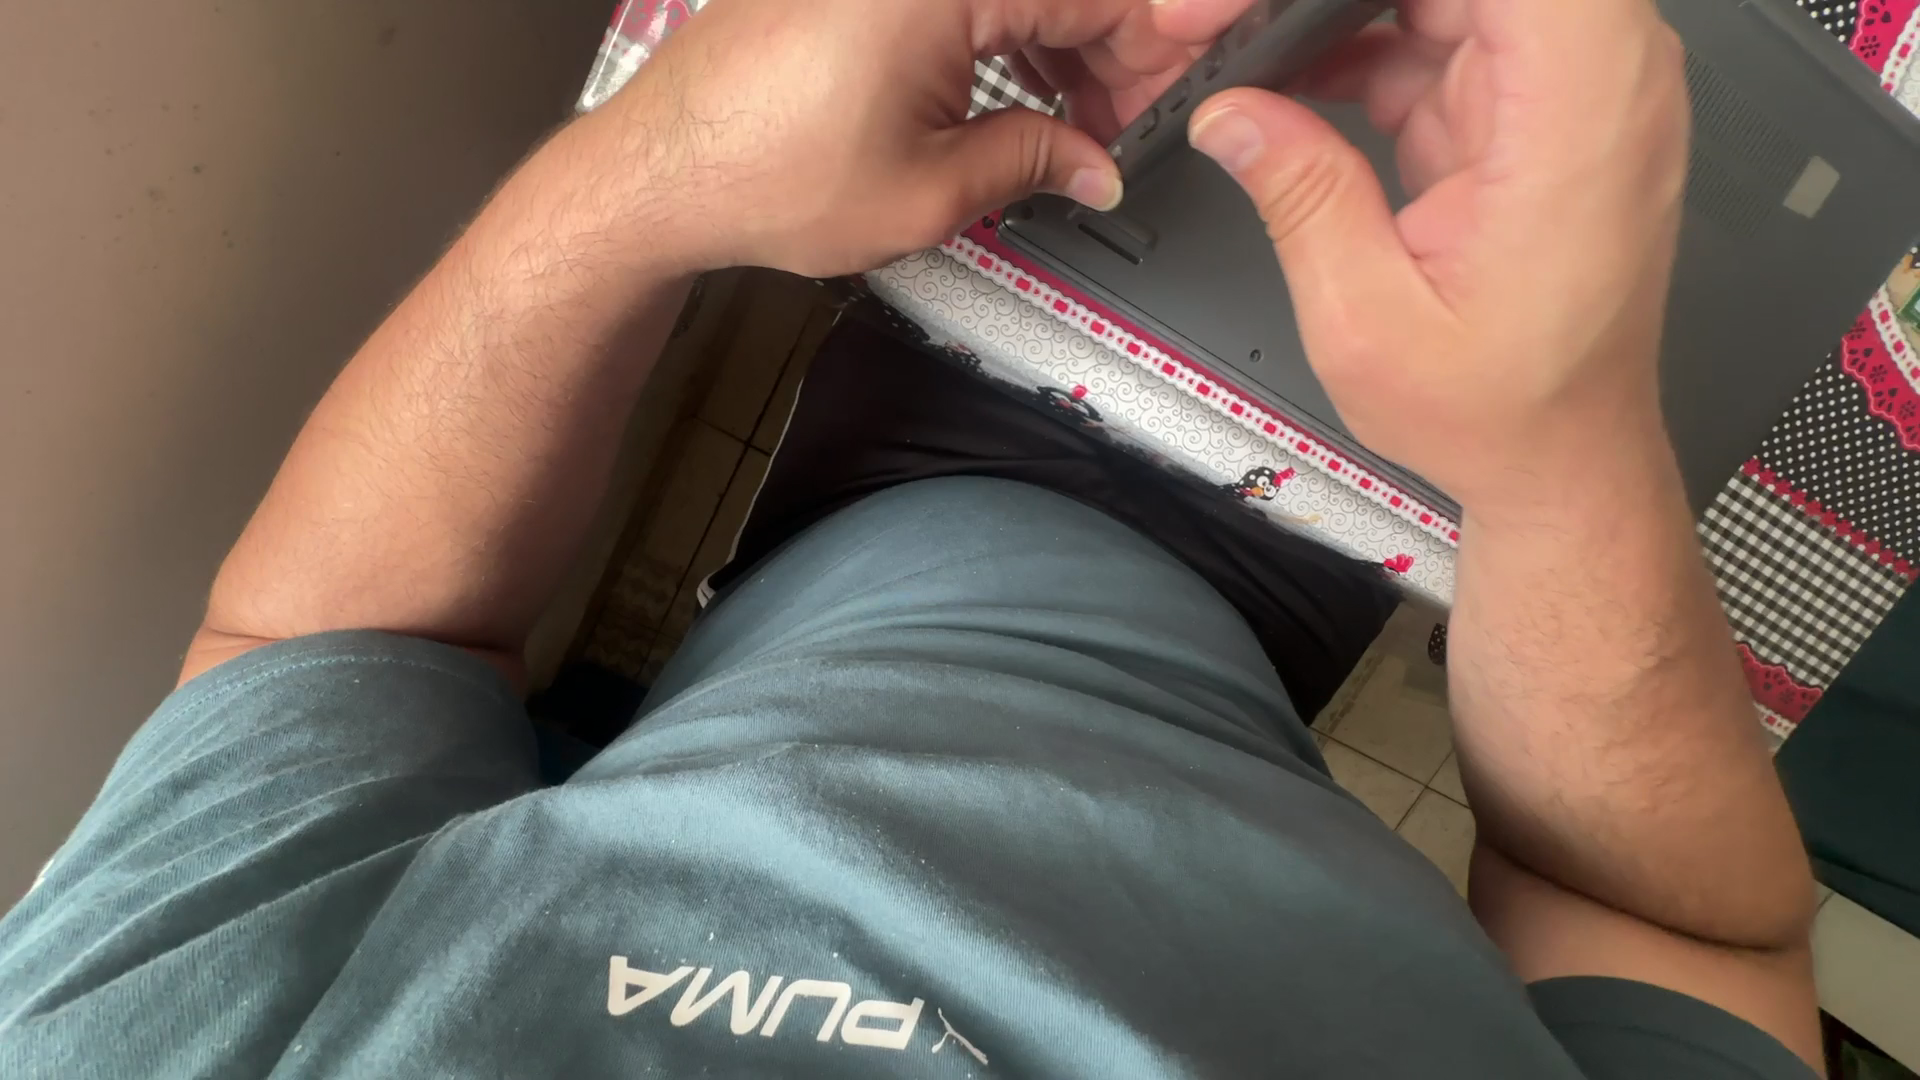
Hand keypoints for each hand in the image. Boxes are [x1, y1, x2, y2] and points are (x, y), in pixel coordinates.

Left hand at [577, 0, 1191, 278]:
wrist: (673, 173)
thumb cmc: (766, 177)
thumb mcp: (930, 194)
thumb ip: (1034, 164)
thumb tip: (1097, 168)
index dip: (1172, 28)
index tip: (1217, 49)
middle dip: (1126, 45)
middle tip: (1134, 124)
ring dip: (1075, 44)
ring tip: (1084, 128)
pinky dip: (1019, 35)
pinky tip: (1033, 92)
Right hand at [1158, 0, 1690, 511]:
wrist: (1550, 449)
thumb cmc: (1491, 405)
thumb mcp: (1360, 315)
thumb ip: (1300, 198)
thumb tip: (1233, 117)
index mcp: (1573, 115)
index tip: (1287, 1)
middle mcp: (1594, 83)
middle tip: (1255, 30)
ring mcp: (1568, 98)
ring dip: (1354, 16)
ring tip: (1265, 66)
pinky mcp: (1533, 122)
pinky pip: (1451, 44)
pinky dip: (1375, 56)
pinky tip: (1307, 91)